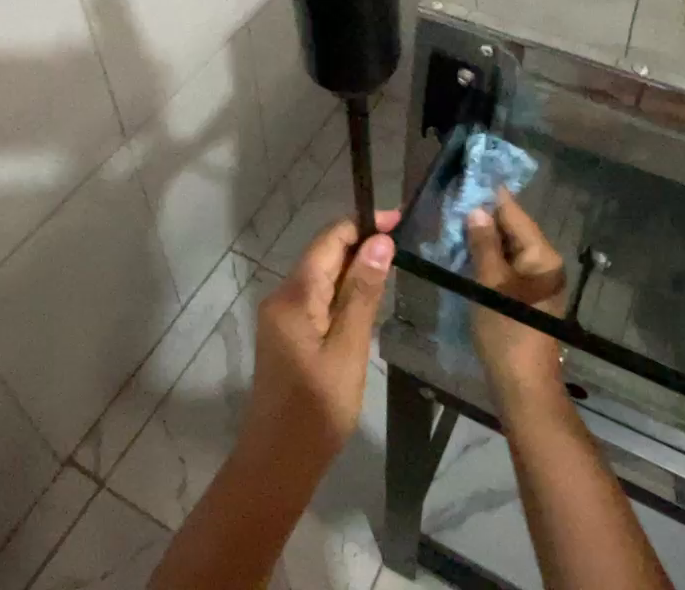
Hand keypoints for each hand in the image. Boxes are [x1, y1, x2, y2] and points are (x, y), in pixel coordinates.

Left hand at [244, 212, 398, 464]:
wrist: (278, 462)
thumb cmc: (317, 409)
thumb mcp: (348, 349)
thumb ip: (363, 294)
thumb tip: (381, 241)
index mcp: (294, 296)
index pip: (330, 240)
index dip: (365, 226)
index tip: (401, 220)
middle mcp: (282, 297)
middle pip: (324, 255)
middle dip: (363, 245)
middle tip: (406, 245)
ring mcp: (281, 317)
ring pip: (322, 277)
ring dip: (355, 270)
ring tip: (395, 269)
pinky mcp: (287, 335)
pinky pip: (317, 299)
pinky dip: (343, 293)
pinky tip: (368, 302)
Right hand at [466, 190, 566, 397]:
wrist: (522, 386)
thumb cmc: (508, 333)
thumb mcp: (491, 285)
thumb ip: (484, 246)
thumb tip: (476, 210)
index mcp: (542, 256)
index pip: (515, 214)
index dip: (492, 196)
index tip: (469, 177)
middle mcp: (543, 263)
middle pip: (513, 230)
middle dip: (484, 216)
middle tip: (451, 200)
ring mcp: (535, 282)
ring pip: (507, 249)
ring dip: (483, 238)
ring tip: (452, 222)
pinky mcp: (524, 297)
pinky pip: (505, 267)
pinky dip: (487, 258)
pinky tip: (464, 253)